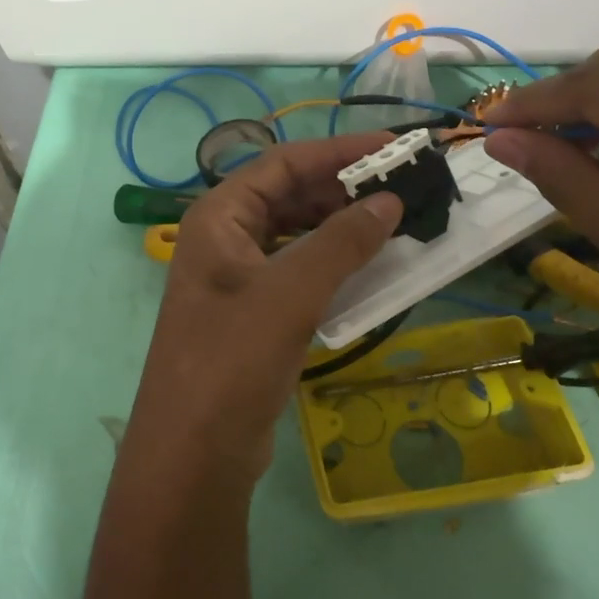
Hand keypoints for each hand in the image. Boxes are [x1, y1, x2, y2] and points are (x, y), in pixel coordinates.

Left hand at [123, 134, 403, 483]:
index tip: (395, 147)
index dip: (338, 151)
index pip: (283, 163)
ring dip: (342, 226)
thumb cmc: (231, 360)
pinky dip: (333, 264)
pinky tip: (371, 268)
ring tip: (397, 220)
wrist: (193, 452)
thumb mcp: (290, 293)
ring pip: (296, 233)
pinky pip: (298, 271)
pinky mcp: (253, 313)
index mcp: (218, 216)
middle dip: (344, 187)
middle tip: (405, 186)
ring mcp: (236, 277)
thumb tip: (388, 201)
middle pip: (289, 194)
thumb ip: (341, 243)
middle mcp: (224, 237)